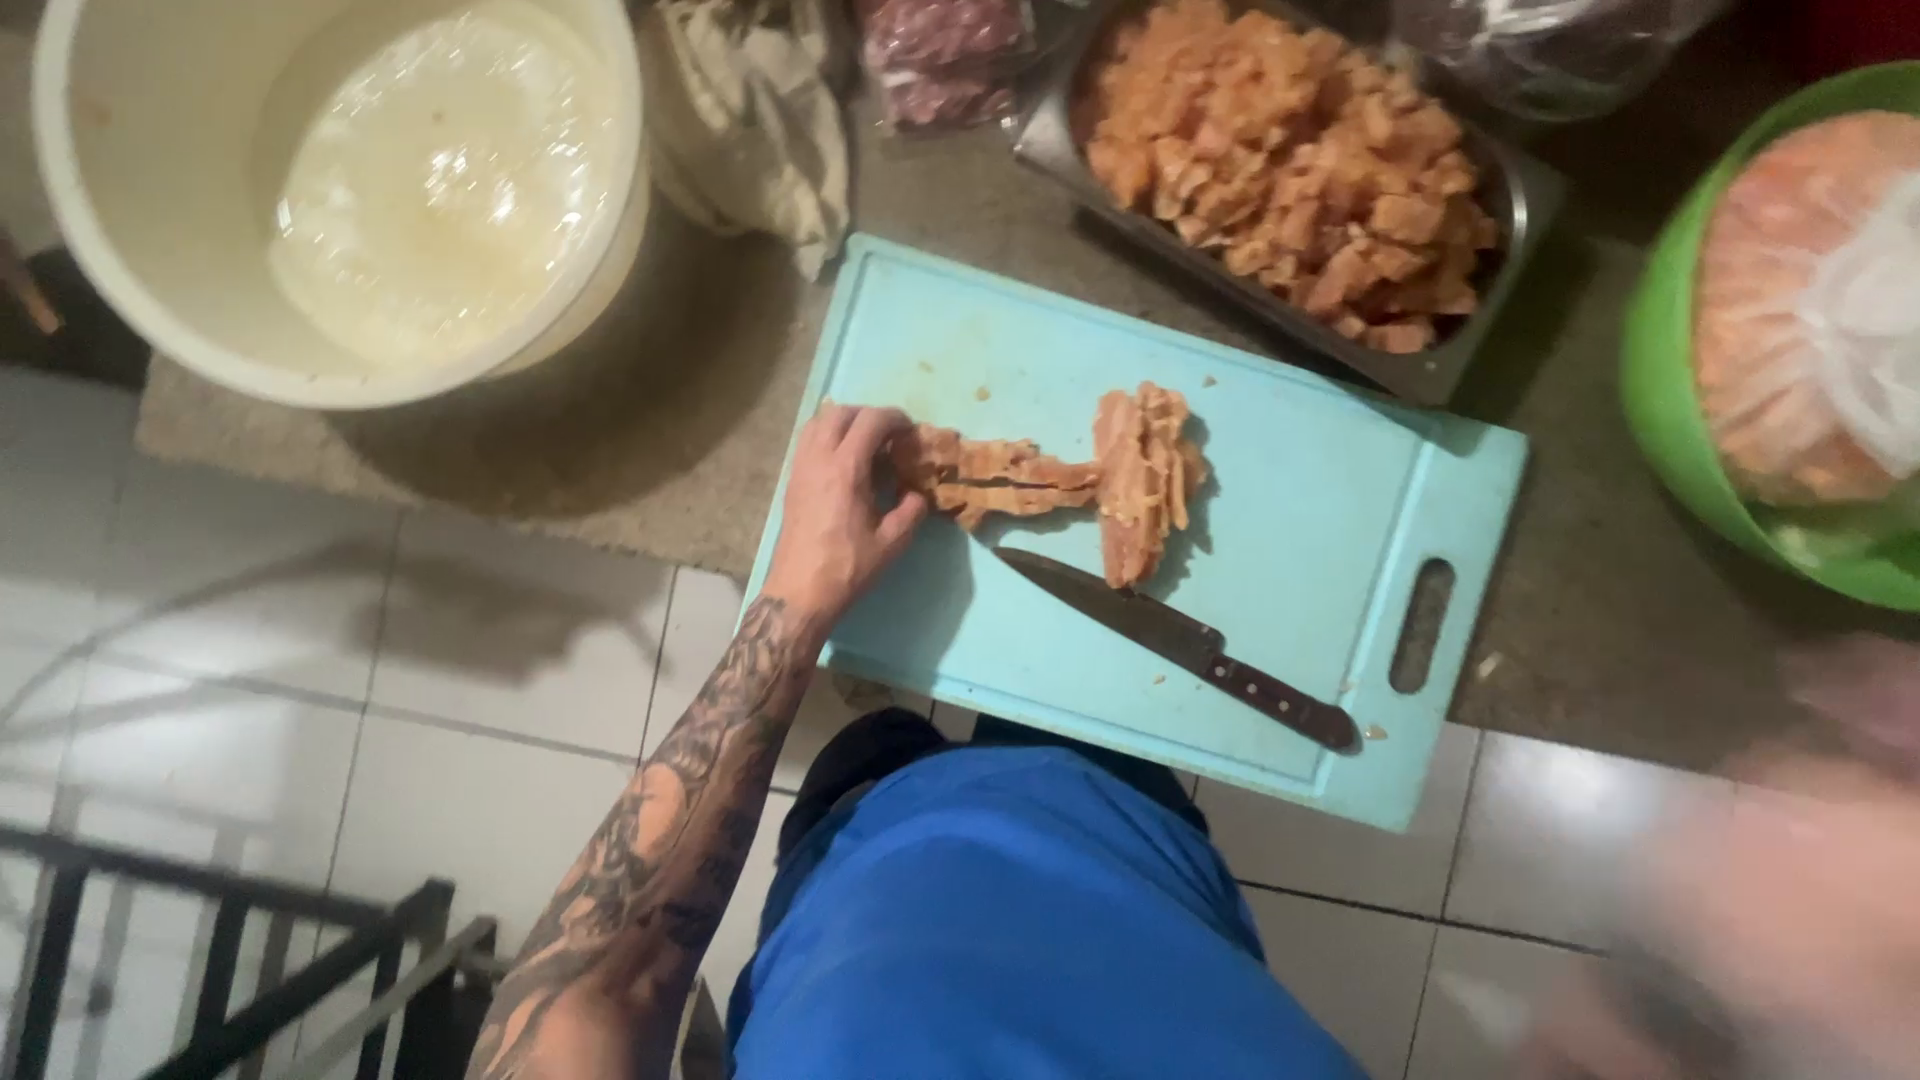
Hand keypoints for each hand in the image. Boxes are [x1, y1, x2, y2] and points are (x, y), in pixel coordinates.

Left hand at [761, 405, 927, 628]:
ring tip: (864, 444)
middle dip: (868, 415)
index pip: (870, 421)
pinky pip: (807, 442)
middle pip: (840, 412)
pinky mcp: (792, 481)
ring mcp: (800, 468)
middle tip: (888, 435)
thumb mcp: (893, 541)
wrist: (801, 591)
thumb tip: (917, 493)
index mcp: (846, 469)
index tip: (909, 431)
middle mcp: (818, 459)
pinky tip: (844, 463)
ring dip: (844, 423)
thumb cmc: (848, 567)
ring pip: (818, 423)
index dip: (894, 418)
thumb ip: (911, 509)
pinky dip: (827, 438)